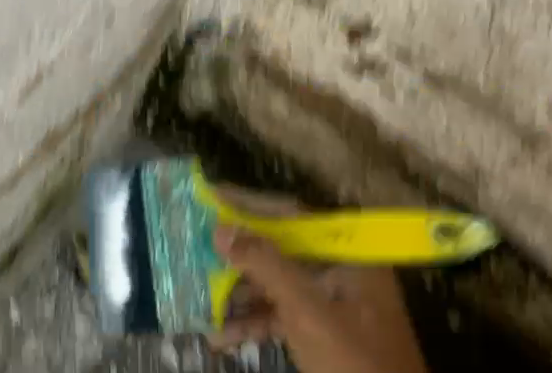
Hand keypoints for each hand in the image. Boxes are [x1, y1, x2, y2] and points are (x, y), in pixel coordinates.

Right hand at [209, 196, 428, 372]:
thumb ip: (265, 266)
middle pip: (278, 249)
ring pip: (274, 284)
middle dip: (236, 253)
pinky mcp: (322, 334)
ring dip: (236, 292)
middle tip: (193, 243)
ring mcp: (332, 305)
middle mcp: (340, 273)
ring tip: (197, 293)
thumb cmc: (357, 364)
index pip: (291, 215)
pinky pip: (280, 315)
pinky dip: (252, 322)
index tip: (208, 196)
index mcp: (348, 257)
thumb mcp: (308, 312)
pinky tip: (219, 334)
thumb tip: (220, 228)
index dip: (248, 204)